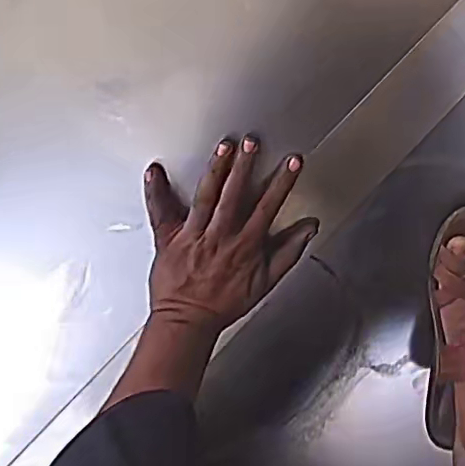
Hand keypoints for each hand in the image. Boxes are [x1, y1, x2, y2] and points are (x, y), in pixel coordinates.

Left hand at [142, 136, 317, 334]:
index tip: (291, 163)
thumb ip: (289, 252)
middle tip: (252, 142)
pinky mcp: (168, 239)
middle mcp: (220, 237)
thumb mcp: (265, 282)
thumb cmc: (224, 302)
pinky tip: (154, 172)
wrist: (186, 323)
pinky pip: (161, 212)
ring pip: (206, 197)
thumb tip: (309, 228)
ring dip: (216, 170)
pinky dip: (156, 191)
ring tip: (224, 147)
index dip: (282, 183)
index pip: (267, 207)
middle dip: (245, 166)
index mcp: (245, 246)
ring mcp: (193, 236)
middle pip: (234, 195)